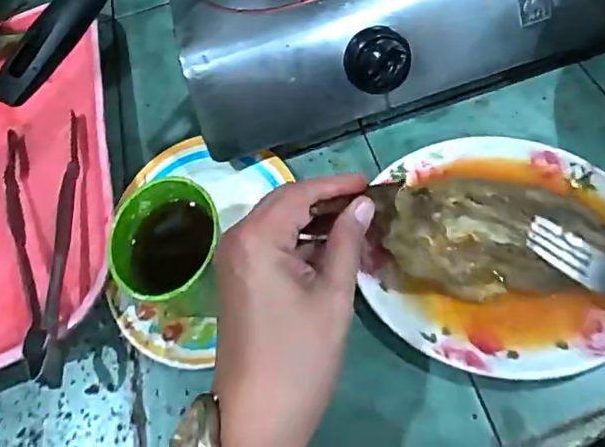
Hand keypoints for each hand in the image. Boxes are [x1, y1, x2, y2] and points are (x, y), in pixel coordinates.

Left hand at [213, 173, 374, 446]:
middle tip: (365, 201)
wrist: (256, 424)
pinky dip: (300, 240)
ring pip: (279, 222)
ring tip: (356, 222)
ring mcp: (235, 259)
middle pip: (286, 203)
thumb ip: (347, 241)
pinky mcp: (238, 278)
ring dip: (314, 219)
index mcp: (257, 237)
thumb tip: (363, 204)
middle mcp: (238, 239)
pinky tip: (332, 247)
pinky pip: (271, 243)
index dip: (336, 185)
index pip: (300, 193)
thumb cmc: (298, 358)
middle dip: (326, 199)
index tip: (369, 182)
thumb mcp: (332, 296)